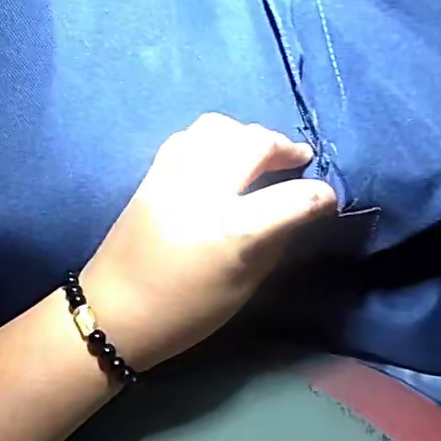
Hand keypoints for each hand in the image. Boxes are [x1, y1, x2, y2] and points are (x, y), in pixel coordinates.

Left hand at [80, 114, 338, 370]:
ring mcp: (171, 178)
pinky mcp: (151, 175)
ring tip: (259, 154)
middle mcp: (201, 192)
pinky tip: (222, 158)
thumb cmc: (186, 313)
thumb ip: (277, 240)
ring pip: (218, 127)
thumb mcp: (244, 287)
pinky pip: (188, 136)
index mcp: (230, 231)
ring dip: (247, 134)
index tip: (327, 198)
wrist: (113, 313)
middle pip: (254, 142)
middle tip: (298, 161)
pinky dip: (214, 139)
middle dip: (285, 146)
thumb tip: (301, 209)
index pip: (292, 197)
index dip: (320, 195)